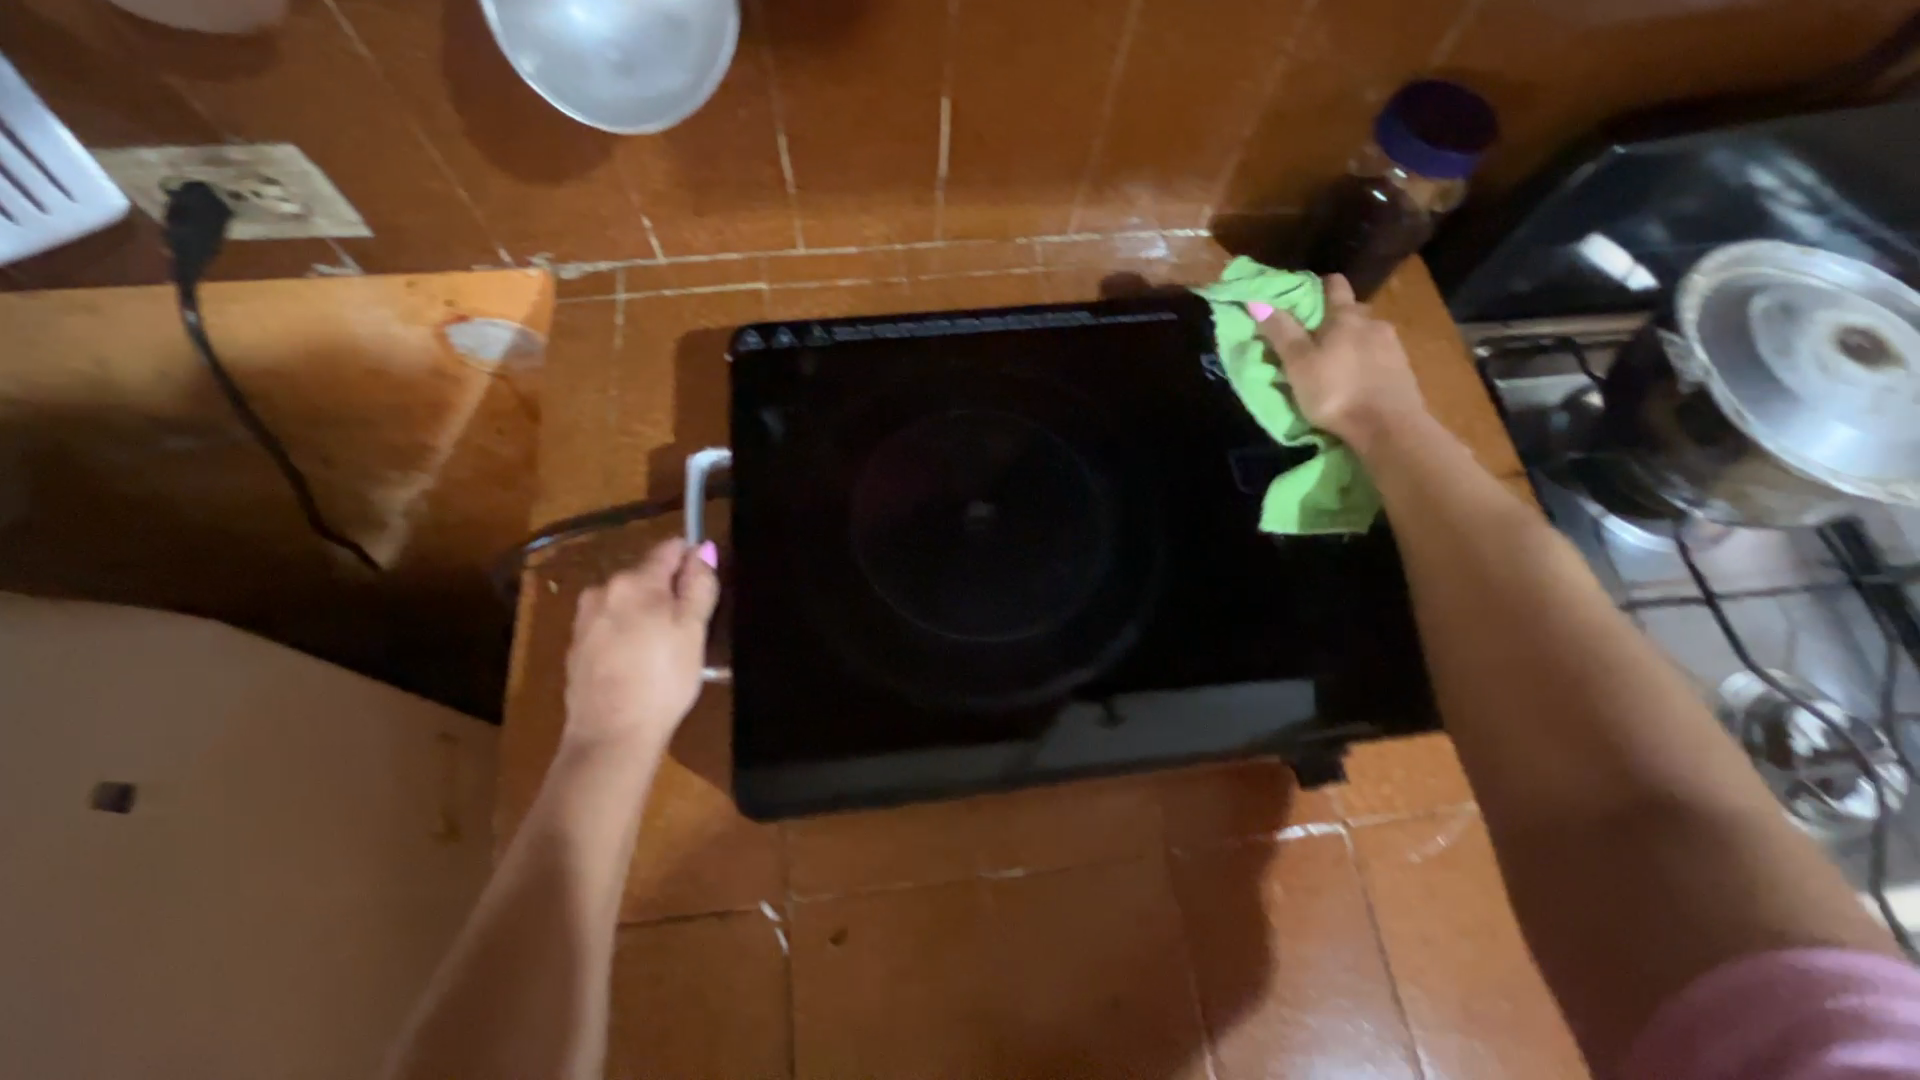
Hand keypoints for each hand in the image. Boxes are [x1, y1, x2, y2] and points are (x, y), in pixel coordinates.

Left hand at [563, 538, 719, 753]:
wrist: (611, 733)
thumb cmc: (663, 680)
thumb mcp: (693, 631)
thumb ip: (699, 585)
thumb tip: (703, 549)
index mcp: (636, 580)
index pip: (669, 549)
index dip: (691, 561)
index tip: (704, 588)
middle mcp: (604, 589)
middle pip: (646, 575)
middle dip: (668, 592)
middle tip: (688, 628)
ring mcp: (585, 618)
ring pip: (626, 601)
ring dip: (645, 613)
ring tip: (662, 650)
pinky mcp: (576, 645)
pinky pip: (609, 625)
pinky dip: (626, 634)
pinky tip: (637, 663)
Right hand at [1255, 273, 1429, 453]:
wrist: (1388, 426)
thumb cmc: (1335, 391)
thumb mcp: (1298, 364)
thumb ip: (1281, 332)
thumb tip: (1257, 300)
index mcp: (1345, 317)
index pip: (1335, 287)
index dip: (1322, 285)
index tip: (1311, 291)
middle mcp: (1373, 323)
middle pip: (1354, 311)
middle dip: (1338, 318)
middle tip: (1319, 335)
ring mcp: (1393, 346)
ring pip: (1369, 334)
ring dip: (1354, 341)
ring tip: (1338, 361)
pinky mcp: (1404, 370)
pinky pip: (1382, 356)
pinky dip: (1368, 361)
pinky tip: (1359, 377)